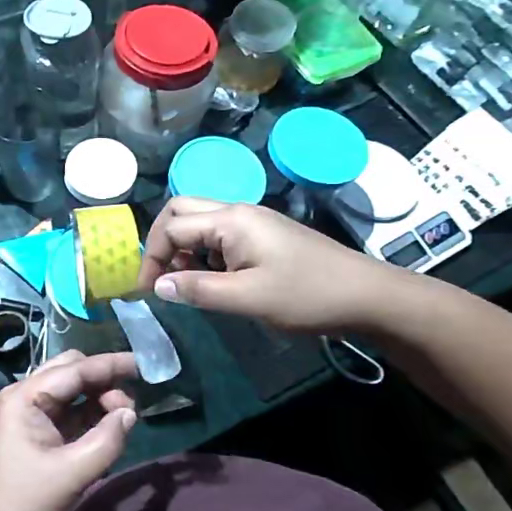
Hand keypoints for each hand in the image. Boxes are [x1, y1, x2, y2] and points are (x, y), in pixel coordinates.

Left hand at [0, 351, 138, 510]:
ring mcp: (30, 418)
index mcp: (25, 397)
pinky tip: (110, 430)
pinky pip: (70, 415)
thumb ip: (108, 439)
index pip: (75, 369)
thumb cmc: (25, 506)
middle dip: (104, 381)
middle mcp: (25, 398)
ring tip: (124, 420)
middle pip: (72, 372)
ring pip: (73, 393)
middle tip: (132, 403)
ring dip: (100, 399)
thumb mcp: (73, 473)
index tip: (144, 365)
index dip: (110, 365)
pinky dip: (91, 417)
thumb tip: (130, 414)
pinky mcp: (37, 437)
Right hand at [137, 198, 401, 332]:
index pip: (172, 226)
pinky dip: (206, 255)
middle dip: (163, 243)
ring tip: (189, 285)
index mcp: (231, 220)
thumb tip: (159, 285)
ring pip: (201, 223)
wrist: (364, 294)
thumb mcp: (247, 299)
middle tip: (163, 280)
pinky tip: (215, 281)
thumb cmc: (305, 296)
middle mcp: (238, 211)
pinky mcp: (265, 235)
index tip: (147, 293)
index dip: (152, 258)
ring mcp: (254, 221)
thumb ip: (198, 290)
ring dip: (185, 250)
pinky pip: (221, 235)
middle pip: (183, 212)